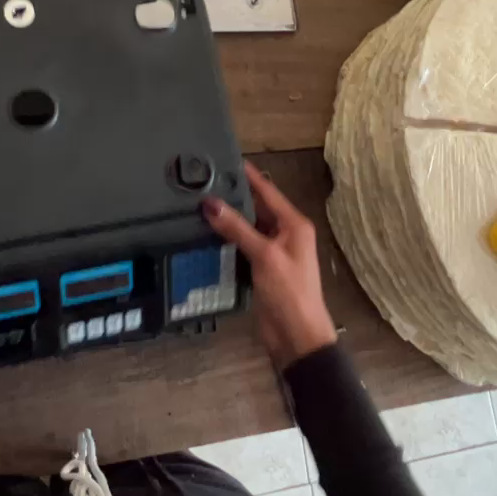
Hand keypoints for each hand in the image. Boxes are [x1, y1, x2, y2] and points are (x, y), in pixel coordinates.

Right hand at [202, 162, 337, 368]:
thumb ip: (237, 228)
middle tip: (204, 181)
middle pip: (256, 208)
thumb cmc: (289, 292)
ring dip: (228, 218)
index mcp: (294, 224)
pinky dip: (227, 239)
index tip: (227, 158)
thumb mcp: (264, 256)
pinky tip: (207, 233)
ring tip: (200, 203)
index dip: (249, 175)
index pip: (268, 191)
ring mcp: (273, 252)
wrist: (296, 336)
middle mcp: (285, 234)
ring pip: (247, 227)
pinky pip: (242, 246)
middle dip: (233, 196)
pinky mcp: (261, 269)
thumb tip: (210, 204)